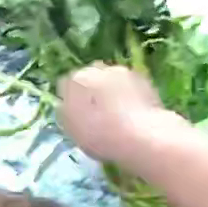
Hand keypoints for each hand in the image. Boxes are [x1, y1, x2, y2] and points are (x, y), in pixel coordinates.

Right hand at [57, 65, 179, 163]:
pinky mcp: (141, 76)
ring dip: (112, 91)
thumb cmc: (100, 137)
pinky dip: (129, 94)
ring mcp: (119, 71)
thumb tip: (67, 107)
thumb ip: (67, 114)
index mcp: (73, 82)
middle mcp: (95, 69)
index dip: (72, 101)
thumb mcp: (72, 132)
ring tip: (120, 114)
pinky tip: (134, 112)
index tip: (79, 115)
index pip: (66, 86)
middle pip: (89, 78)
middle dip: (92, 92)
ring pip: (110, 79)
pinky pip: (129, 84)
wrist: (140, 135)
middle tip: (99, 114)